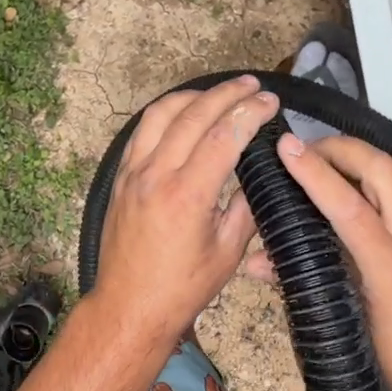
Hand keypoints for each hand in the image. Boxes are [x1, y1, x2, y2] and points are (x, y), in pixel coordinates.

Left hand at [89, 76, 277, 345]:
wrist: (128, 307)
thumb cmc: (182, 288)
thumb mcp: (227, 253)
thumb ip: (245, 208)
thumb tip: (263, 172)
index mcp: (187, 195)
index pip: (223, 136)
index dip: (249, 113)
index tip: (270, 100)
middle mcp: (157, 174)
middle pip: (193, 114)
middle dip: (226, 93)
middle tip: (252, 84)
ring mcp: (134, 170)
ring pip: (162, 112)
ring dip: (194, 95)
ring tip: (221, 90)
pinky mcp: (121, 173)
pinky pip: (143, 127)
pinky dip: (167, 111)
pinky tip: (185, 110)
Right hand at [248, 134, 391, 390]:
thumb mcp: (355, 331)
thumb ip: (308, 288)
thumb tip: (259, 265)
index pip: (349, 208)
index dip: (314, 173)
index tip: (289, 150)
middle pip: (379, 168)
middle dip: (337, 147)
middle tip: (307, 150)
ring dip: (358, 156)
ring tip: (330, 162)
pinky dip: (381, 174)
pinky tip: (364, 186)